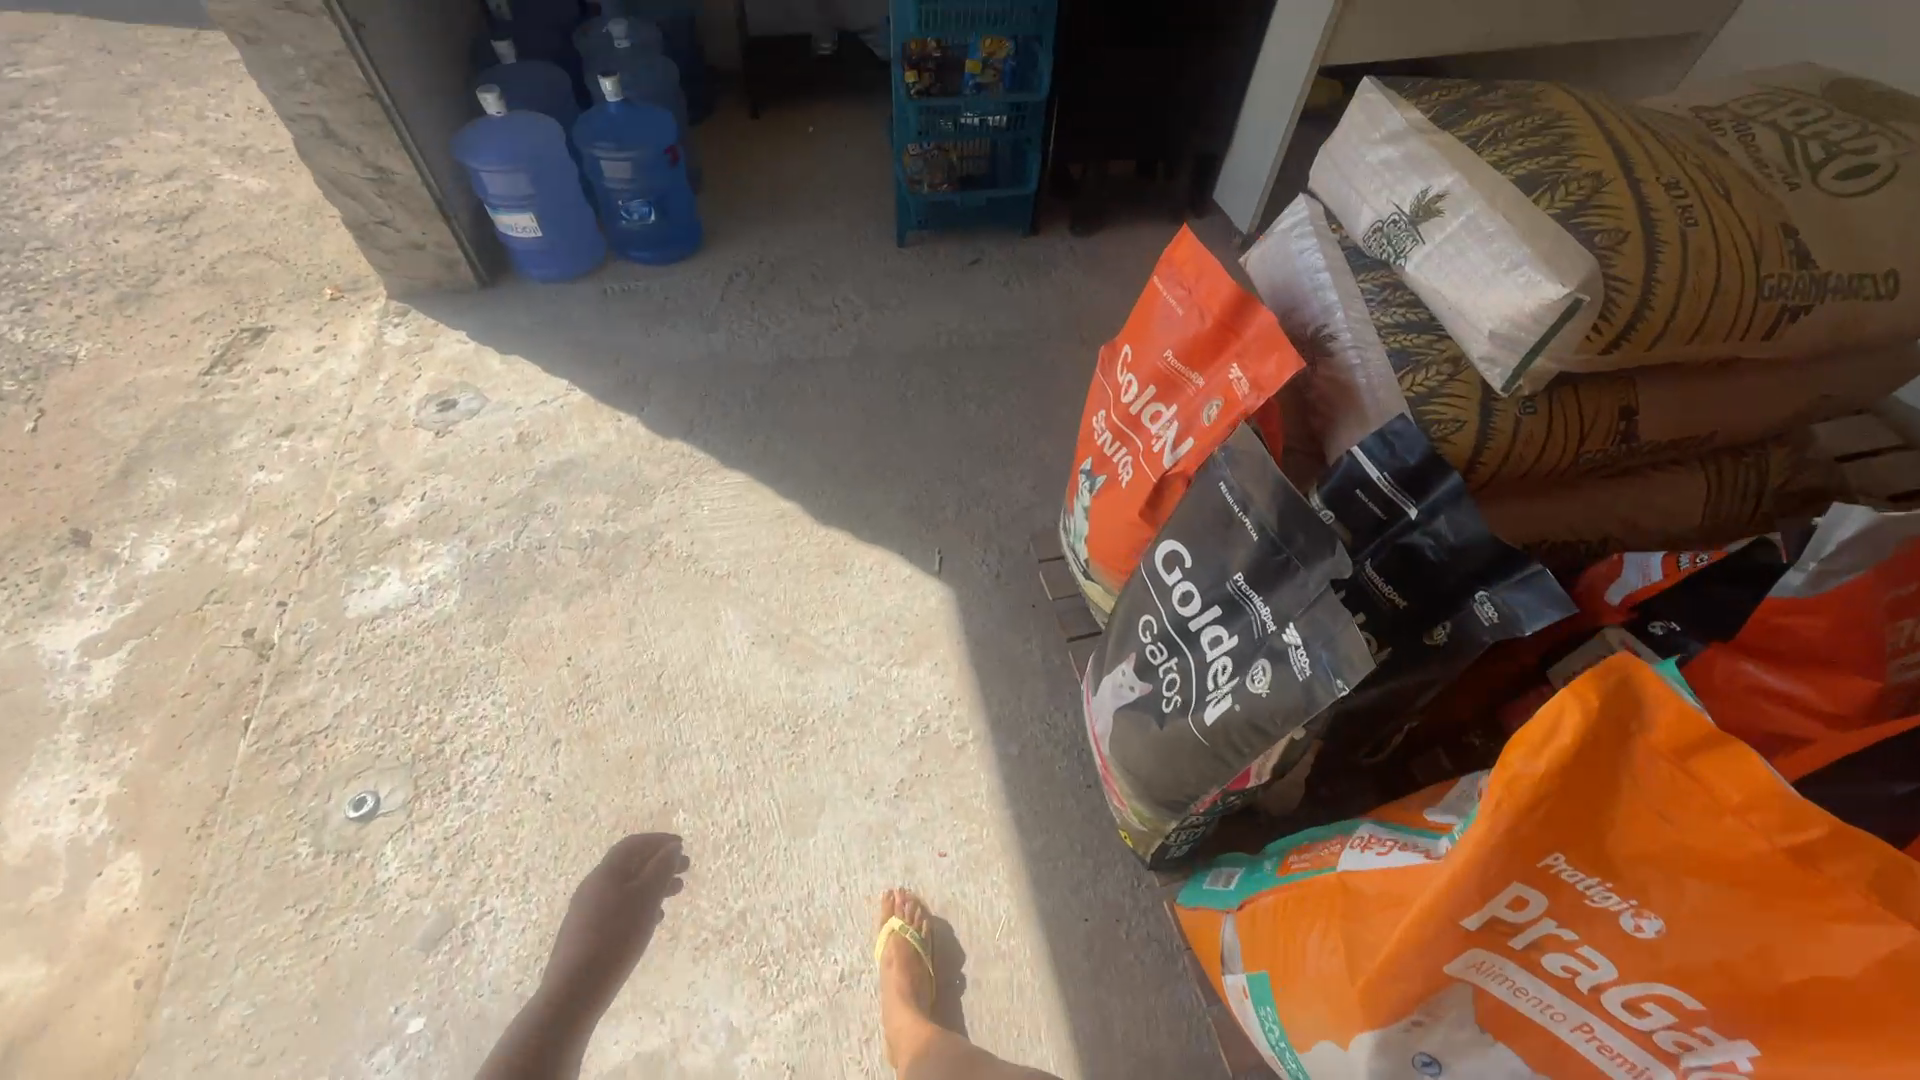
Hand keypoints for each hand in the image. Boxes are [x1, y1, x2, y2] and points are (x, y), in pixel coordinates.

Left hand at [539, 833, 687, 1015]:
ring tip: (675, 894)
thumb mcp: (646, 898)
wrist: (575, 989)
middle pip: (631, 865)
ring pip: (626, 887)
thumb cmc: (616, 938)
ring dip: (652, 885)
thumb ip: (661, 869)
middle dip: (659, 863)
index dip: (659, 841)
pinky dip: (640, 905)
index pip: (634, 844)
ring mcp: (588, 910)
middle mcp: (594, 885)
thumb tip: (671, 847)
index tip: (683, 845)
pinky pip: (618, 907)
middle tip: (685, 869)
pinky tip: (653, 920)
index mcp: (607, 872)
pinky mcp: (586, 932)